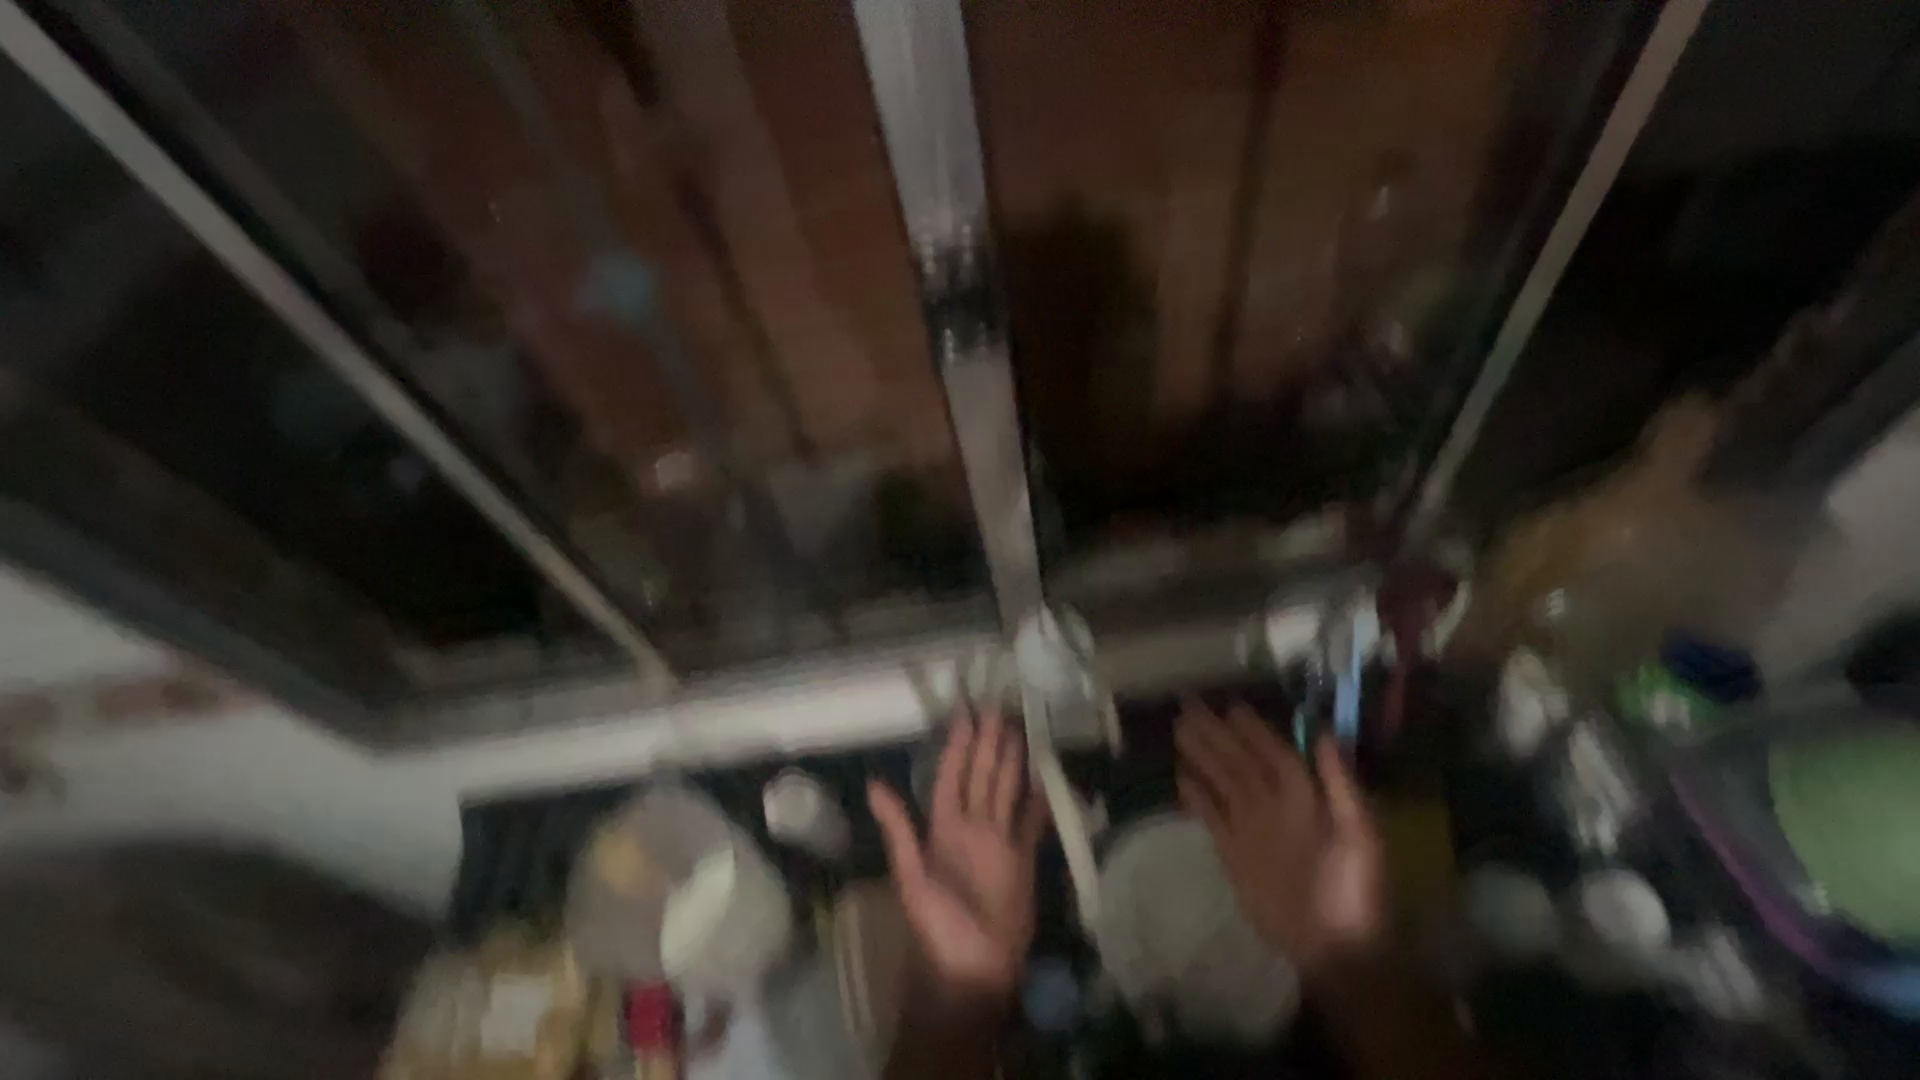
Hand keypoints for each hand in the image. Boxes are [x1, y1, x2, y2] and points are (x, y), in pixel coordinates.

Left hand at [870, 710, 1047, 1002]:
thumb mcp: (911, 876)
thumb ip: (899, 829)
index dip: (958, 747)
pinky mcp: (1022, 861)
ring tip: (1022, 731)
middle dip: (989, 744)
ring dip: (1012, 763)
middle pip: (982, 777)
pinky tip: (1045, 779)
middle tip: (1000, 708)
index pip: (951, 776)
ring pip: (1006, 792)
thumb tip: (874, 784)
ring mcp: (998, 843)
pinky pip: (1030, 824)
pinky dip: (1037, 803)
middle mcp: (971, 828)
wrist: (972, 971)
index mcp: (942, 828)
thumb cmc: (936, 926)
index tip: (966, 714)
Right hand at [1176, 700, 1388, 979]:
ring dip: (1201, 755)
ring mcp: (1250, 827)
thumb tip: (1322, 735)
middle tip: (1188, 706)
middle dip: (1215, 733)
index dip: (1254, 731)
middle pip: (1239, 761)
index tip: (1232, 707)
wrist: (1334, 946)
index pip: (1273, 754)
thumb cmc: (1356, 890)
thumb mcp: (1360, 835)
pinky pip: (1211, 816)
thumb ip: (1341, 785)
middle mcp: (1272, 805)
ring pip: (1222, 781)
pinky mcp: (1233, 852)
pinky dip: (1195, 797)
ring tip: (1179, 729)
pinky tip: (1180, 777)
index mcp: (1304, 798)